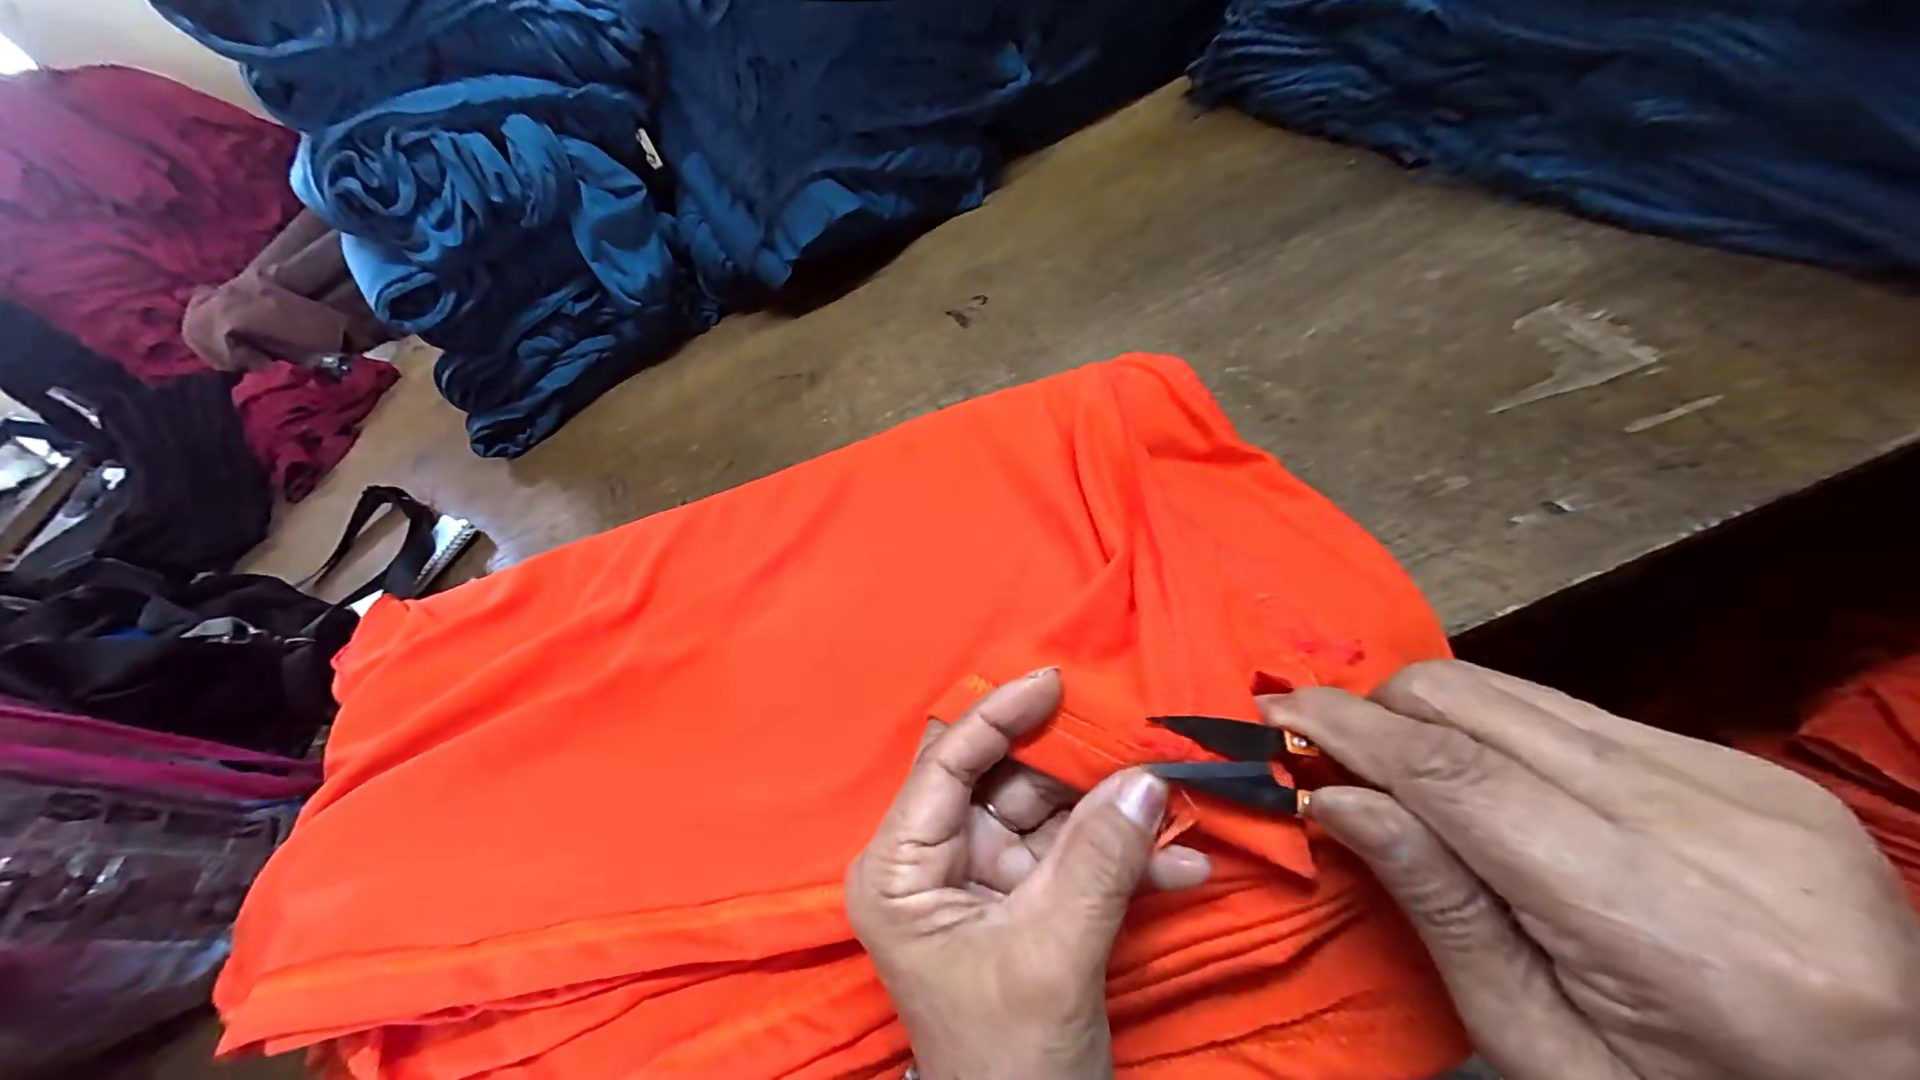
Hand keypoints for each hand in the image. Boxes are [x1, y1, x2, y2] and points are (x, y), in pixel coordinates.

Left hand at [847, 669, 1210, 1079]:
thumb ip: (1099, 862)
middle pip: (1002, 779)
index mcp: (901, 866)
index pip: (946, 762)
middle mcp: (933, 857)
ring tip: (1170, 801)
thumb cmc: (1011, 1062)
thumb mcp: (1052, 956)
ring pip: (1045, 810)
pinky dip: (1119, 856)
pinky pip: (1070, 852)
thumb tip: (1147, 779)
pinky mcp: (1022, 894)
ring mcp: (981, 873)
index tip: (1051, 681)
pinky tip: (1178, 865)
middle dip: (1070, 765)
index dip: (997, 715)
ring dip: (1109, 810)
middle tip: (1129, 741)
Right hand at [1267, 661, 1919, 1079]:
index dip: (1349, 730)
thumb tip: (1329, 795)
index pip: (1461, 779)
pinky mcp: (1743, 764)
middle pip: (1480, 708)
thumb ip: (1435, 905)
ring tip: (1387, 759)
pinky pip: (1557, 707)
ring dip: (1423, 716)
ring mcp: (1748, 783)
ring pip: (1509, 690)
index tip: (1273, 712)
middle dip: (1374, 711)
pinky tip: (1474, 773)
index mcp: (1687, 938)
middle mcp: (1729, 832)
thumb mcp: (1539, 1047)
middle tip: (1320, 745)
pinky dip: (1485, 727)